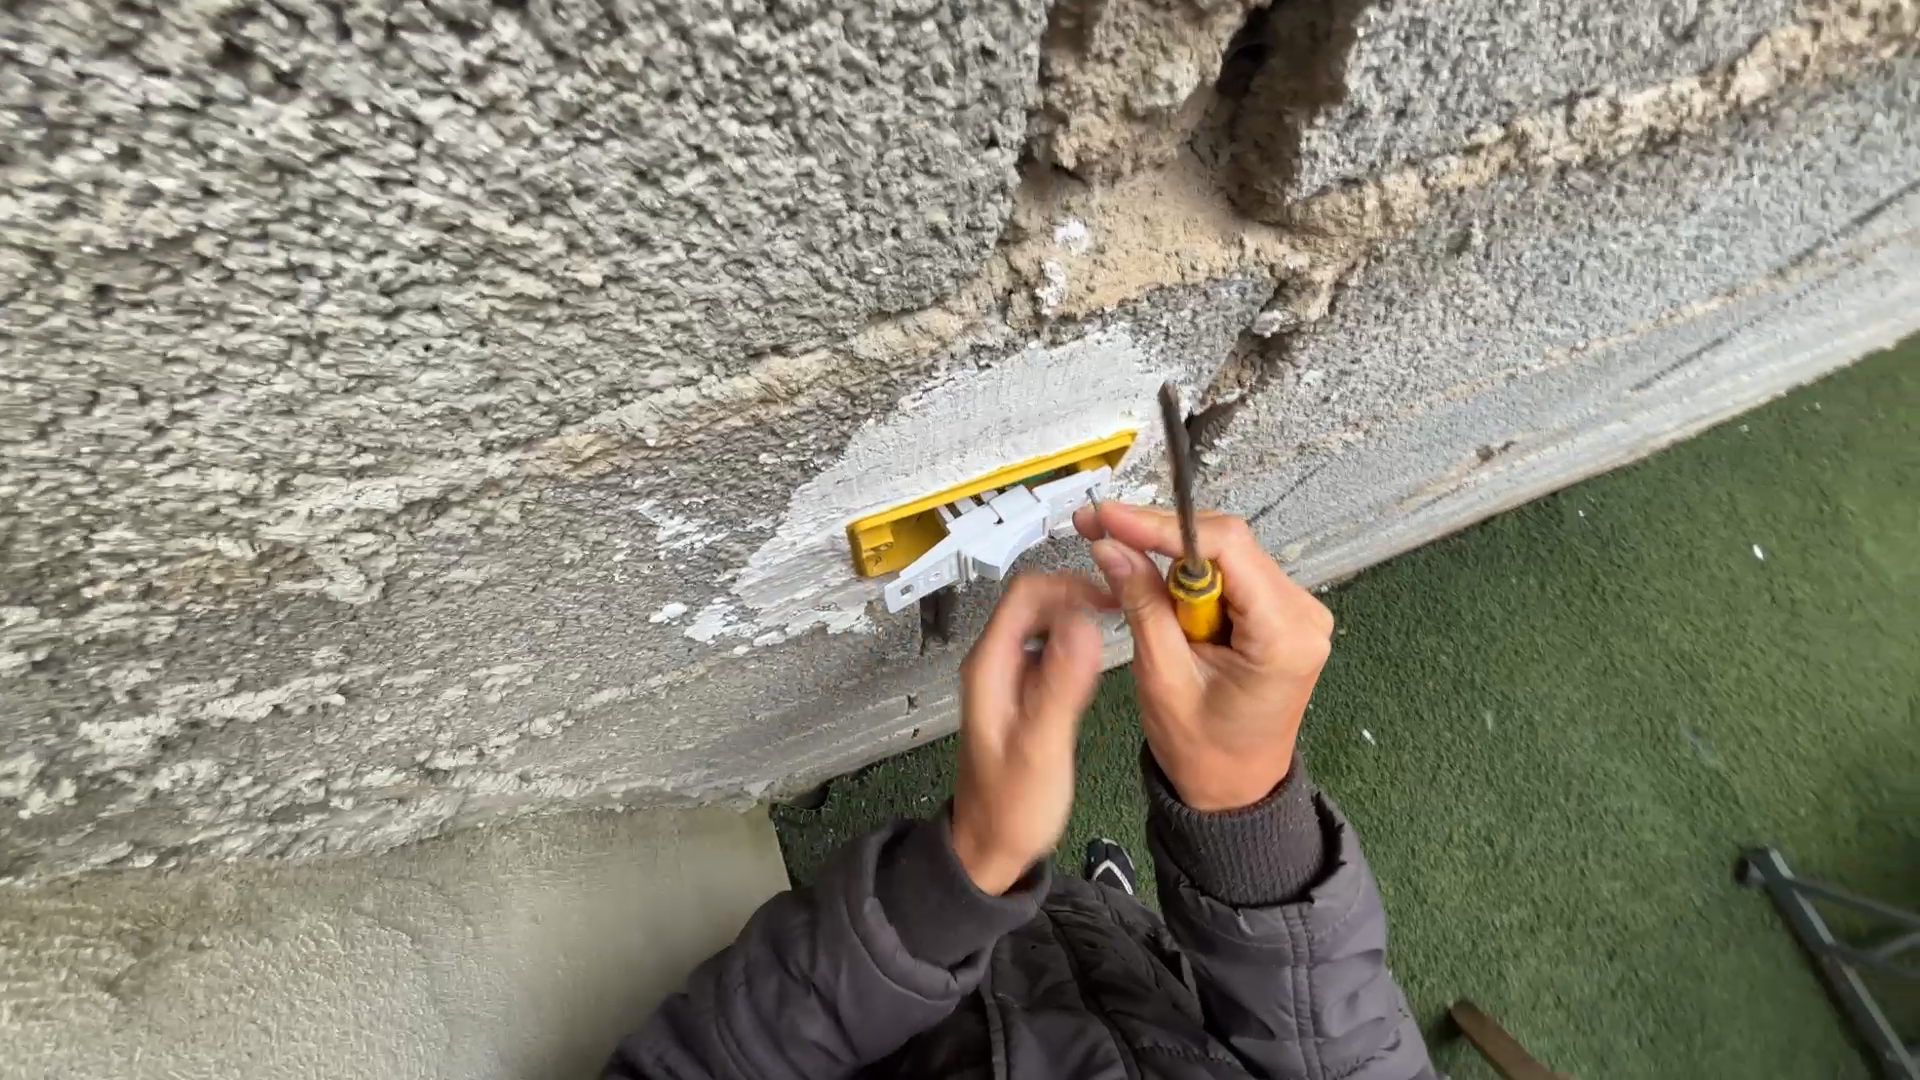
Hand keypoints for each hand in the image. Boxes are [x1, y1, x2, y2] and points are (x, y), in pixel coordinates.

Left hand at [949, 574, 1109, 894]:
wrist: (991, 845)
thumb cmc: (1012, 805)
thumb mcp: (1040, 746)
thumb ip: (1061, 685)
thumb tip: (1084, 623)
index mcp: (990, 665)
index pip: (1025, 594)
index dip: (1068, 585)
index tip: (1110, 600)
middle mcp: (995, 661)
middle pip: (1035, 602)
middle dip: (1077, 597)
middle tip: (1122, 610)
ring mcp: (1009, 675)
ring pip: (1044, 624)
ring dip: (1078, 618)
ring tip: (1119, 627)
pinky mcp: (1024, 692)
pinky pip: (1050, 651)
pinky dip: (1075, 646)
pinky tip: (1100, 662)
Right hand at [1073, 502, 1333, 811]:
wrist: (1233, 788)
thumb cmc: (1206, 751)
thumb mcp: (1163, 678)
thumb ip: (1141, 604)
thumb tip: (1112, 546)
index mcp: (1284, 636)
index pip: (1225, 547)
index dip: (1161, 525)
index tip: (1112, 518)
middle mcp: (1301, 614)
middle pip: (1224, 541)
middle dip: (1157, 533)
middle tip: (1101, 528)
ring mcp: (1291, 610)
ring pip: (1220, 551)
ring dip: (1165, 551)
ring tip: (1117, 552)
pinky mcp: (1272, 611)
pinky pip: (1223, 570)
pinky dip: (1182, 570)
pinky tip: (1148, 574)